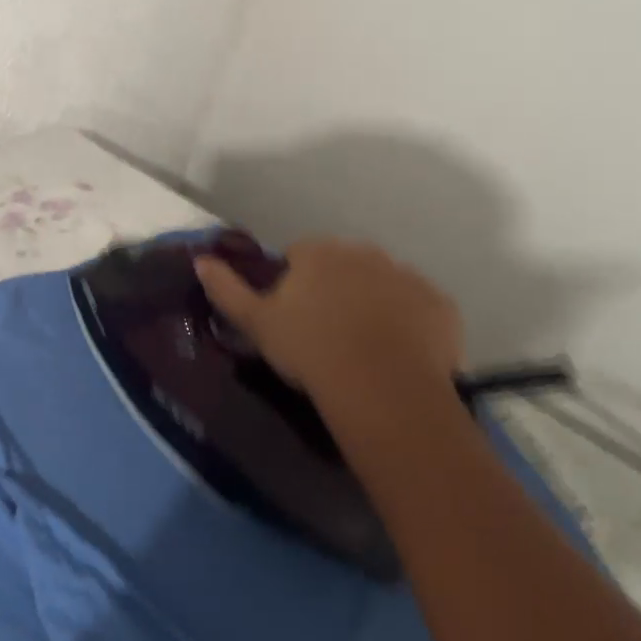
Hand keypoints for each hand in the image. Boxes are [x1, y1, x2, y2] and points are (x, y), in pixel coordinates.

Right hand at [194, 239, 462, 406]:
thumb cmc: (310, 350)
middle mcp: (366, 253)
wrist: (382, 387)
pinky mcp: (441, 305)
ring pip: (382, 284)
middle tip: (325, 332)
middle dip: (335, 288)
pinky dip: (408, 324)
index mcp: (319, 253)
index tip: (291, 317)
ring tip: (361, 347)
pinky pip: (418, 308)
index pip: (299, 254)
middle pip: (344, 265)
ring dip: (372, 303)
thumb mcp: (256, 323)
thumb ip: (226, 288)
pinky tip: (395, 355)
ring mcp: (408, 277)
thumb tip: (200, 259)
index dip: (292, 284)